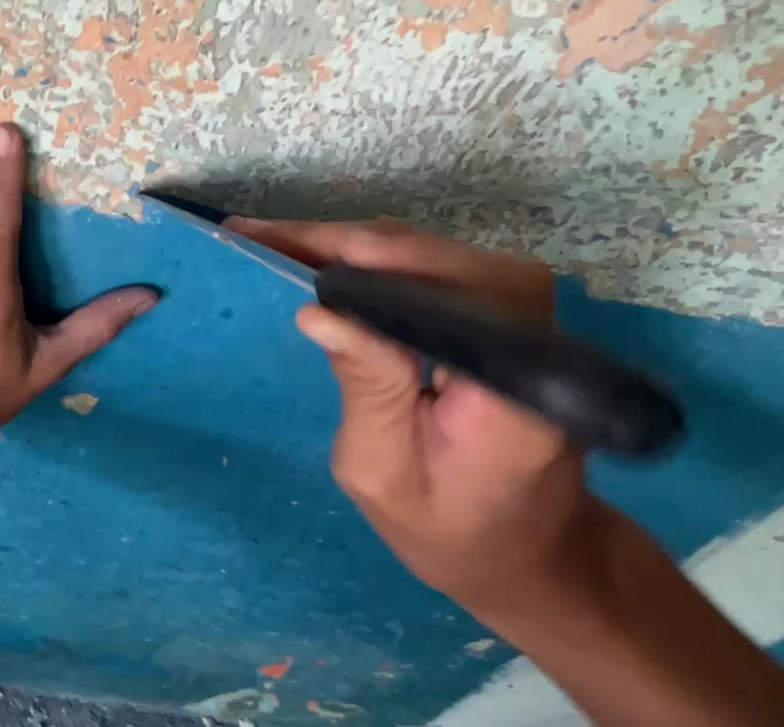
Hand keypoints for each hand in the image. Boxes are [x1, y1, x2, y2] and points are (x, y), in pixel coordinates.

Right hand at [229, 217, 596, 613]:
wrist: (528, 548)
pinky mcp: (506, 314)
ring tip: (270, 242)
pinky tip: (315, 259)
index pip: (430, 289)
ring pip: (423, 252)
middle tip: (251, 236)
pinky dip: (367, 260)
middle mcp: (533, 334)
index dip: (352, 258)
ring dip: (343, 246)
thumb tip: (315, 312)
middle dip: (333, 242)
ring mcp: (527, 318)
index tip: (272, 245)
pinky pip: (428, 267)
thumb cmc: (450, 527)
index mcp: (510, 383)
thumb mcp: (383, 471)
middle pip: (424, 256)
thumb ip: (365, 387)